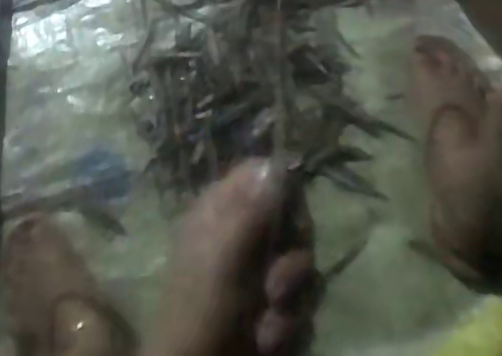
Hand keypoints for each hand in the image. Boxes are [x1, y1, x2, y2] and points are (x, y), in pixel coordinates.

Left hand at [147, 160, 318, 355]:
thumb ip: (253, 208)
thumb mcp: (224, 252)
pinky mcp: (271, 305)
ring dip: (289, 296)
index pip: (260, 173)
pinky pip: (299, 301)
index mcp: (221, 208)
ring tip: (265, 318)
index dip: (282, 186)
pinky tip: (265, 338)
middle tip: (276, 278)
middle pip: (288, 217)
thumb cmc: (202, 305)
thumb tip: (278, 161)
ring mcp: (256, 269)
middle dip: (292, 252)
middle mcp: (240, 231)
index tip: (293, 212)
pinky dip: (285, 323)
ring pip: (299, 262)